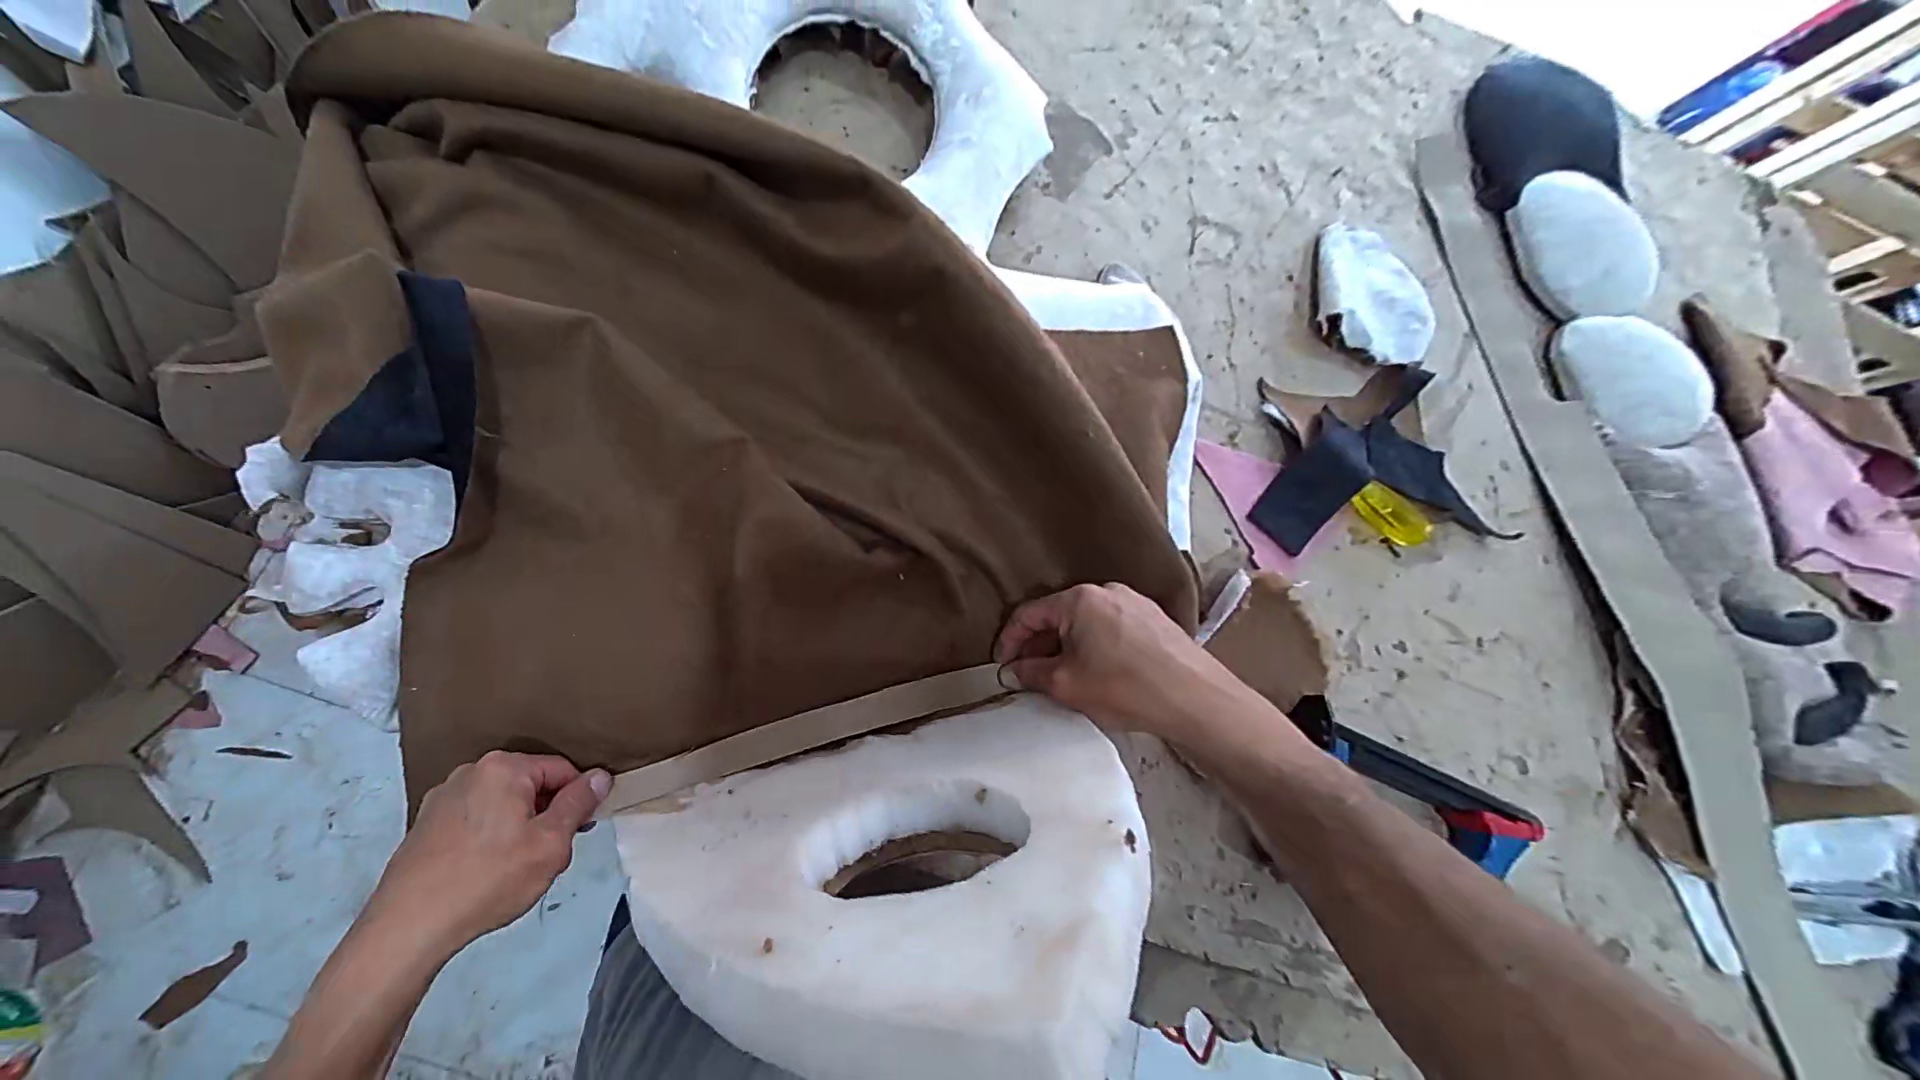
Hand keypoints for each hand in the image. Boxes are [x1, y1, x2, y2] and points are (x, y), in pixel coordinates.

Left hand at [363, 751, 610, 956]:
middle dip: (548, 816)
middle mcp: (470, 773)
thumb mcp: (551, 843)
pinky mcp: (424, 827)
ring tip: (516, 869)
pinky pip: (477, 821)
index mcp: (503, 768)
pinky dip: (491, 839)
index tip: (578, 832)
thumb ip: (580, 803)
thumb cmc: (486, 881)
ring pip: (505, 805)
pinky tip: (487, 873)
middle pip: (532, 786)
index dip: (579, 800)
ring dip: (521, 829)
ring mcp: (442, 800)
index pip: (564, 771)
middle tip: (548, 855)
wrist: (405, 932)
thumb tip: (600, 777)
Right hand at [994, 583, 1273, 744]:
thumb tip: (1016, 668)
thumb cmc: (1125, 688)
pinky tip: (1097, 672)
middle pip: (1058, 615)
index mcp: (1079, 599)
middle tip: (1028, 674)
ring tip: (1062, 676)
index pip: (1029, 613)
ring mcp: (1134, 601)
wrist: (1195, 698)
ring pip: (1086, 622)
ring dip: (1067, 646)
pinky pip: (1111, 627)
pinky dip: (1094, 645)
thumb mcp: (1066, 684)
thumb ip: (1031, 672)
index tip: (1001, 664)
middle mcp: (1106, 590)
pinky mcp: (1154, 618)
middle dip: (1039, 645)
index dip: (1009, 640)